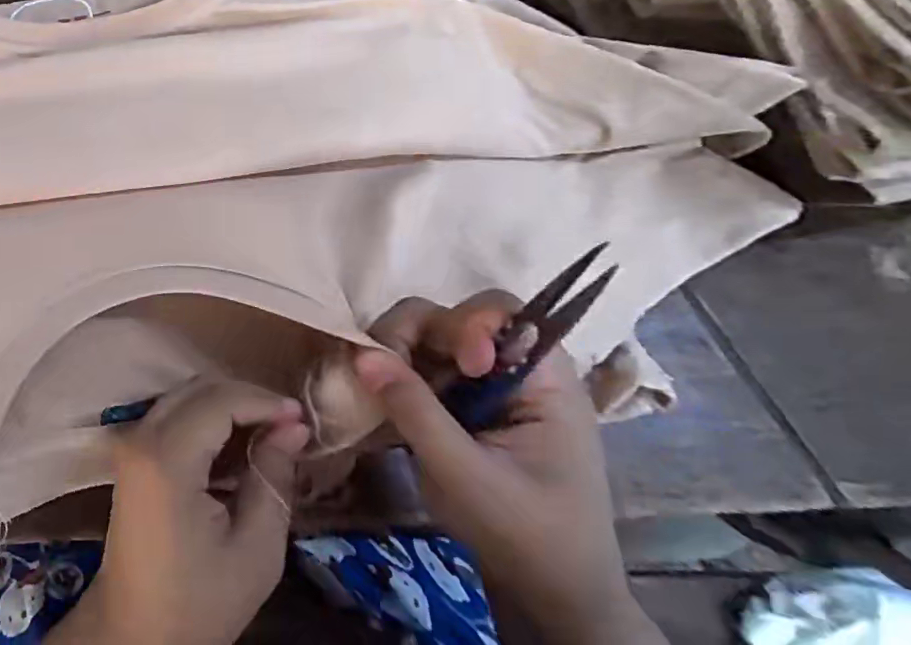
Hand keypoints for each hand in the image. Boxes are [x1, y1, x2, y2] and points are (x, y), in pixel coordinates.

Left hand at [51, 379, 311, 644]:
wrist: (135, 630)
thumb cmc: (198, 600)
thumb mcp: (255, 551)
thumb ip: (272, 479)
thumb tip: (294, 427)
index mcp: (166, 458)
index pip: (218, 401)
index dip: (263, 401)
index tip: (302, 417)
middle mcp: (141, 436)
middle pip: (199, 389)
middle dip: (248, 397)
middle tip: (290, 422)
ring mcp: (131, 441)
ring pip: (185, 395)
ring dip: (228, 402)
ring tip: (271, 428)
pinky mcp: (131, 452)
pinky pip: (173, 413)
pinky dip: (207, 415)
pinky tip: (237, 439)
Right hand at [354, 293, 666, 644]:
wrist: (550, 598)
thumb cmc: (527, 537)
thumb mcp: (467, 476)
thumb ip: (415, 411)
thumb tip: (361, 352)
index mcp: (543, 379)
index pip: (501, 312)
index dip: (468, 323)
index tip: (461, 366)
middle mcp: (511, 370)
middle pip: (452, 319)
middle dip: (413, 336)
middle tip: (383, 373)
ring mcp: (483, 387)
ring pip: (428, 342)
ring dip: (396, 357)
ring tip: (377, 393)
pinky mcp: (460, 405)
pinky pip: (421, 371)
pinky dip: (395, 378)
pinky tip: (379, 400)